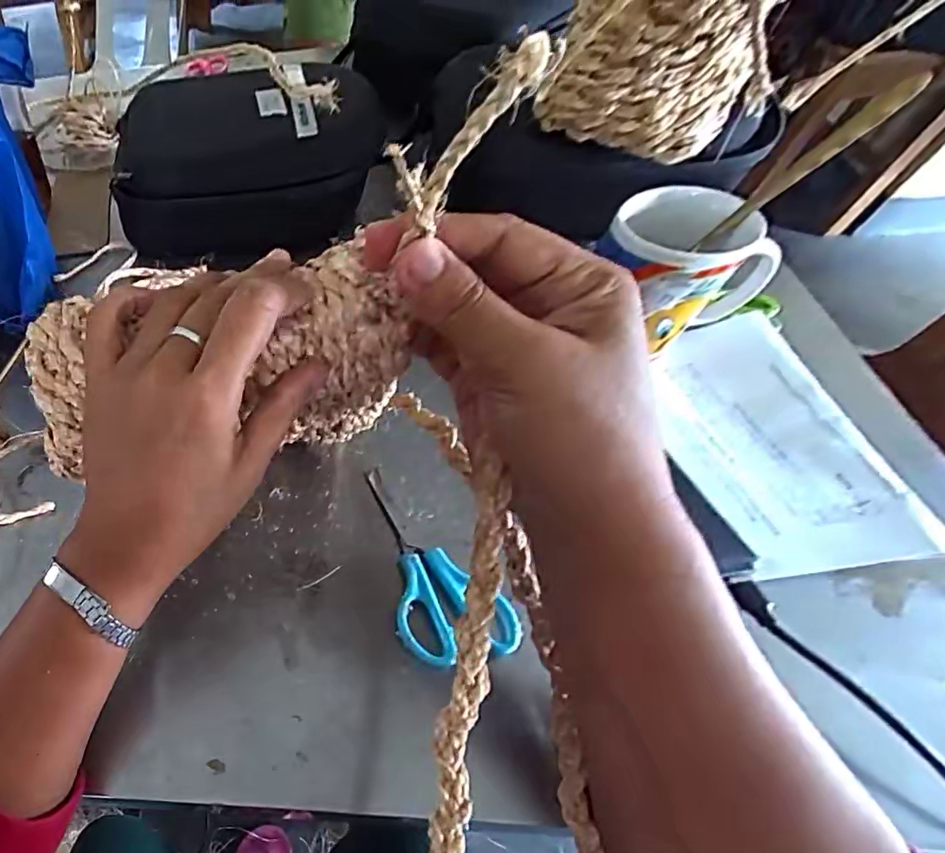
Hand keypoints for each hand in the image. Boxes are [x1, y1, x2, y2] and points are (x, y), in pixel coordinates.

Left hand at [58, 253, 323, 622]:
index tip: (303, 293)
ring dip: (207, 284)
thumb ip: (281, 408)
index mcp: (208, 395)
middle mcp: (164, 369)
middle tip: (280, 278)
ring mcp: (124, 370)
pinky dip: (132, 296)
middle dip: (254, 280)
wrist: (125, 539)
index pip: (250, 310)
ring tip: (234, 287)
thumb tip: (318, 363)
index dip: (283, 288)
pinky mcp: (98, 378)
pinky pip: (106, 318)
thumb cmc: (194, 513)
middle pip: (213, 297)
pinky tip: (158, 297)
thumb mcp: (248, 466)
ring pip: (168, 300)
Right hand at [361, 214, 671, 536]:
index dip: (439, 236)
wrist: (586, 524)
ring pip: (452, 310)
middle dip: (419, 270)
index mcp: (577, 283)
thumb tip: (409, 253)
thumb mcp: (526, 362)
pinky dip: (413, 340)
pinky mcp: (483, 381)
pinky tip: (382, 334)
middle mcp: (544, 305)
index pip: (501, 240)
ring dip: (410, 306)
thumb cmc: (577, 437)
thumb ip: (465, 307)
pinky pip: (443, 347)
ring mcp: (510, 345)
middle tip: (359, 272)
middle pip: (472, 271)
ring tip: (361, 303)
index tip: (377, 243)